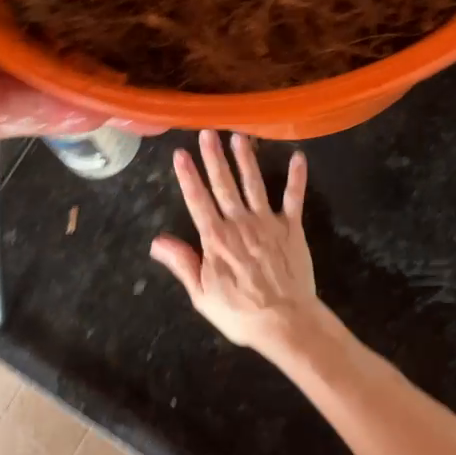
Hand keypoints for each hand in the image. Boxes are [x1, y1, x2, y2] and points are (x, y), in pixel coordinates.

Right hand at [150, 130, 324, 353]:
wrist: (285, 322)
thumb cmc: (240, 313)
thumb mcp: (202, 294)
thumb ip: (182, 263)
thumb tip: (157, 241)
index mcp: (216, 238)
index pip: (197, 200)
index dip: (188, 176)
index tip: (180, 153)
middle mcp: (240, 223)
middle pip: (224, 185)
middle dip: (214, 157)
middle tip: (207, 132)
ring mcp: (267, 223)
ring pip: (254, 184)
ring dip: (246, 158)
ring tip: (239, 136)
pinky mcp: (292, 228)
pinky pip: (293, 198)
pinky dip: (296, 178)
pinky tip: (298, 157)